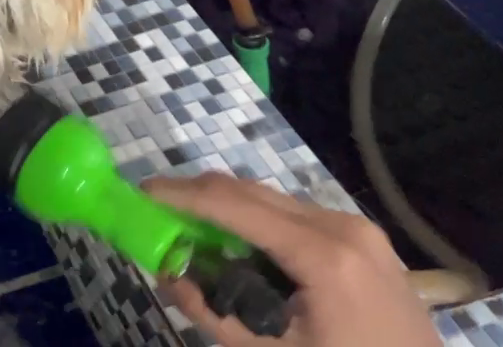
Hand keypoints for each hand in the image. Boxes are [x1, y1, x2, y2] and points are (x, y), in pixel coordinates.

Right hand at [143, 173, 441, 346]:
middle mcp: (342, 227)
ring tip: (191, 229)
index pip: (231, 204)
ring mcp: (358, 230)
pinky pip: (292, 215)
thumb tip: (165, 270)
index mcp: (324, 256)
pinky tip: (237, 245)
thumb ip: (211, 311)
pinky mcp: (364, 240)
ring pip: (268, 198)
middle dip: (194, 196)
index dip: (177, 195)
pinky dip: (254, 220)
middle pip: (247, 191)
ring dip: (223, 207)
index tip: (138, 193)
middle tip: (156, 211)